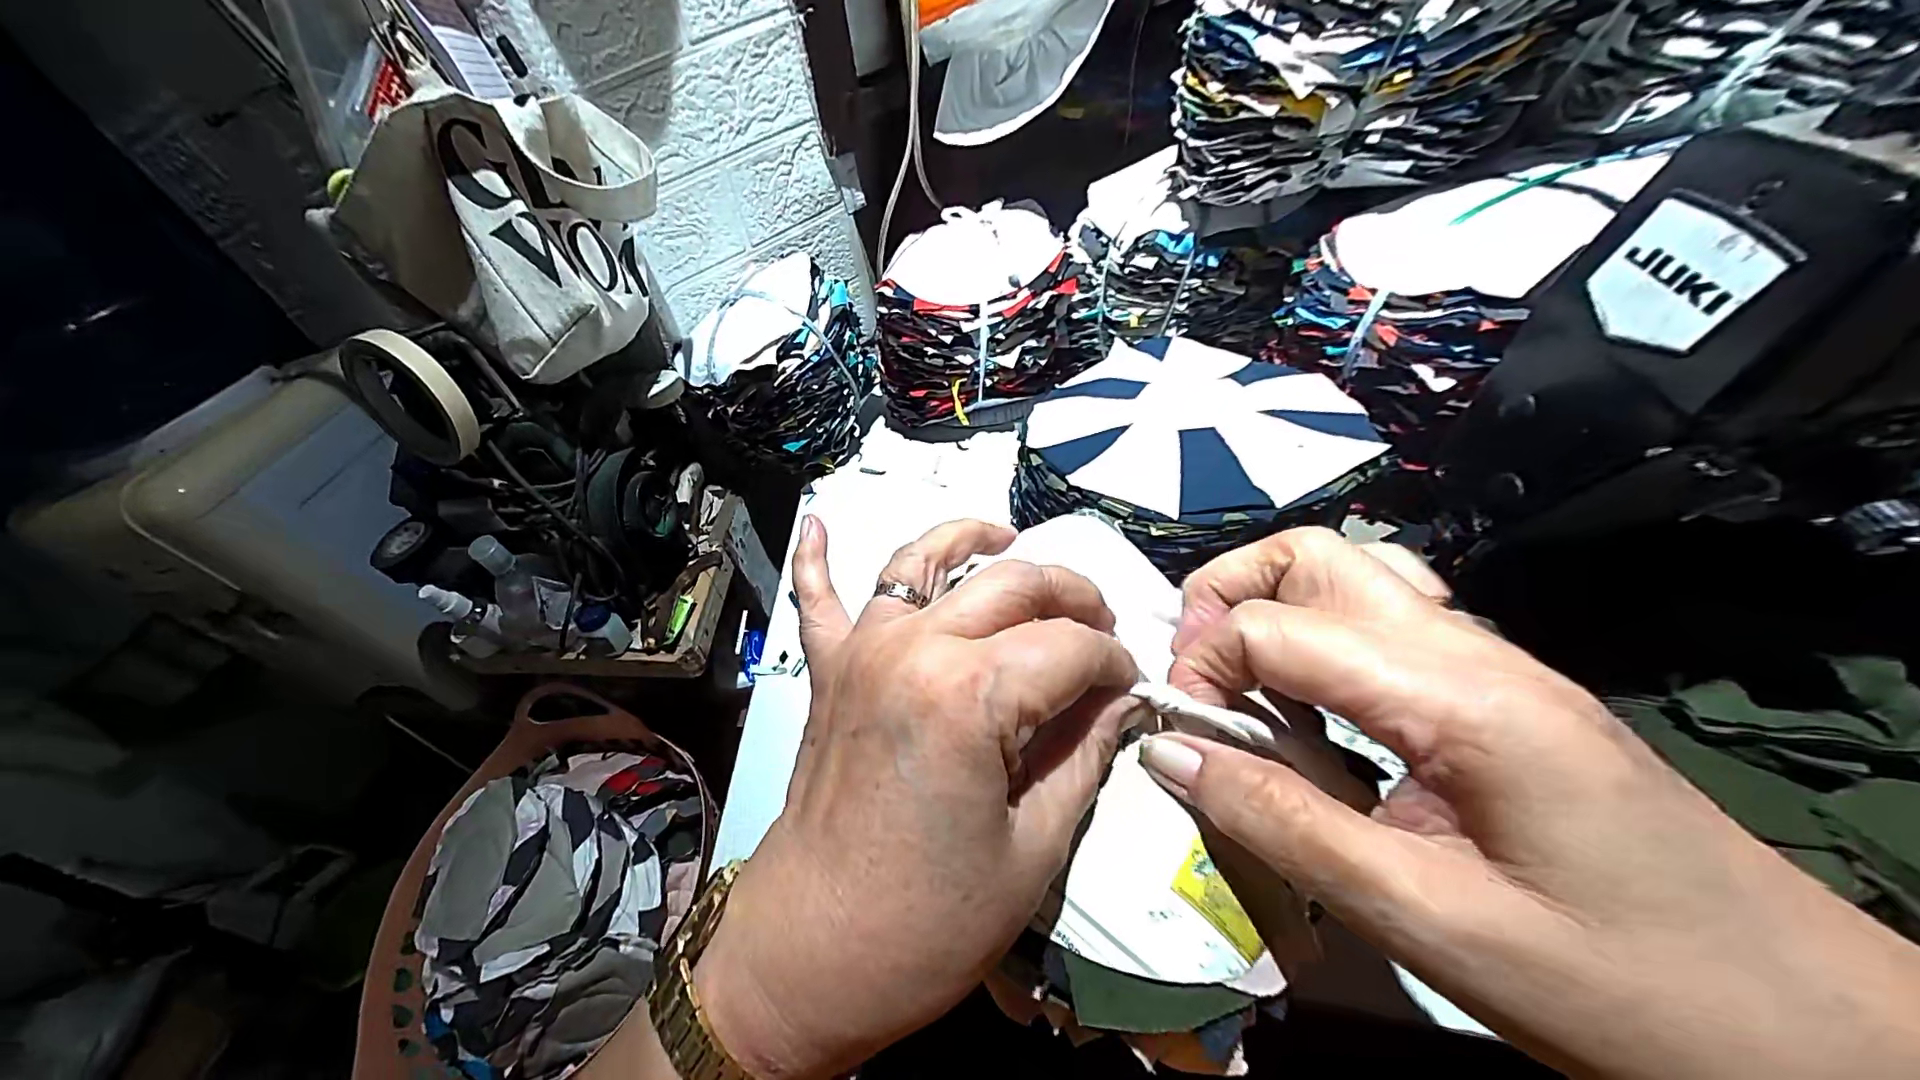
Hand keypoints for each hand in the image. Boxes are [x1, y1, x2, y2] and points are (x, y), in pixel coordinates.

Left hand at [695, 517, 1140, 1077]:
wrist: (813, 952)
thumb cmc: (928, 921)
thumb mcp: (1034, 846)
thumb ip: (1083, 754)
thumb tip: (1121, 700)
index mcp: (969, 693)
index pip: (1069, 646)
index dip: (1114, 663)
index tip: (1131, 687)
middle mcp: (912, 648)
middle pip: (1011, 585)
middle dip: (1071, 596)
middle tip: (1101, 627)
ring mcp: (863, 652)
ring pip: (922, 562)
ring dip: (969, 541)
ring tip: (1006, 538)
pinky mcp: (830, 671)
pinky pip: (817, 599)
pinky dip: (816, 559)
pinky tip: (820, 523)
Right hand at [1146, 527, 1919, 1078]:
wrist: (1817, 1033)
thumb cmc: (1623, 989)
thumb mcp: (1423, 919)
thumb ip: (1280, 823)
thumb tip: (1169, 753)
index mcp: (1456, 696)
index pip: (1276, 627)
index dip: (1204, 668)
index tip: (1182, 733)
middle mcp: (1467, 648)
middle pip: (1309, 555)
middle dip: (1223, 596)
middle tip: (1196, 676)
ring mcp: (1485, 658)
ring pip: (1344, 572)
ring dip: (1266, 608)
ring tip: (1236, 682)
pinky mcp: (1490, 685)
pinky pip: (1377, 618)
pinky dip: (1312, 637)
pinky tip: (1308, 702)